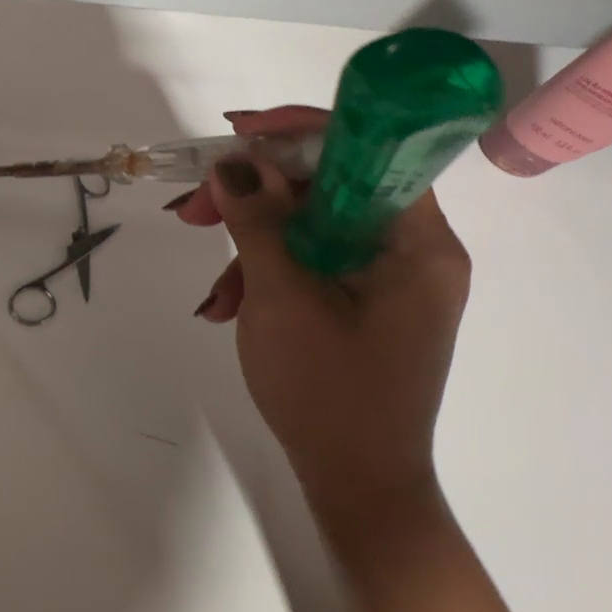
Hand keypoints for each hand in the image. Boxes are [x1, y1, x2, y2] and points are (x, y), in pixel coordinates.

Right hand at [174, 108, 471, 513]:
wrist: (355, 481)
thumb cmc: (330, 388)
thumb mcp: (283, 296)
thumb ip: (258, 220)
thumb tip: (231, 160)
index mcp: (418, 244)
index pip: (369, 152)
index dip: (303, 130)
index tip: (239, 131)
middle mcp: (407, 251)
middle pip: (325, 187)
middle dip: (253, 194)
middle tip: (193, 207)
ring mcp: (380, 277)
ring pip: (304, 224)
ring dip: (247, 242)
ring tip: (210, 282)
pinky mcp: (354, 299)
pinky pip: (302, 261)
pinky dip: (258, 274)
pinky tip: (224, 306)